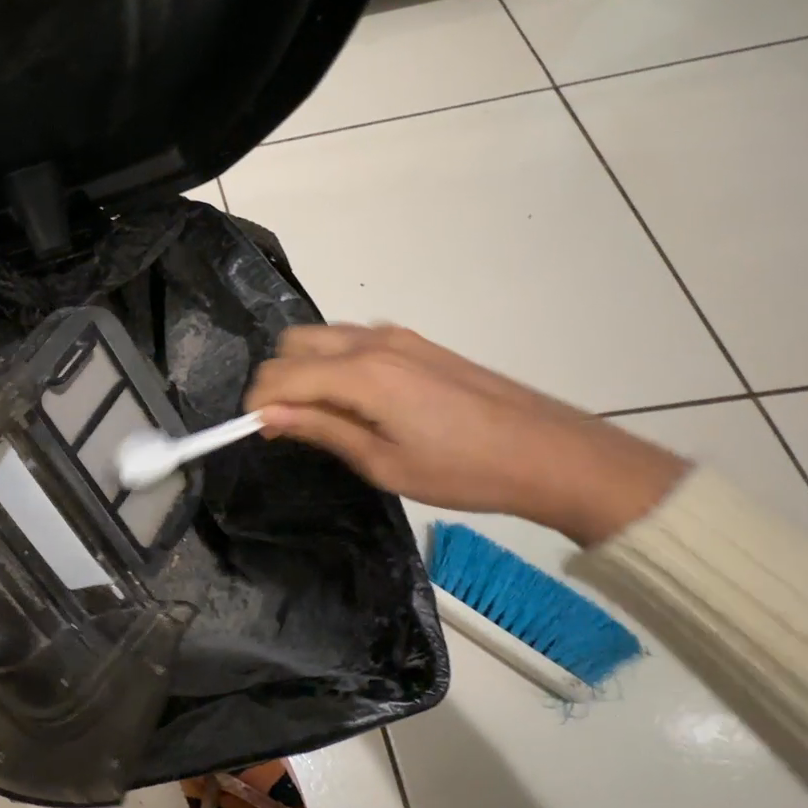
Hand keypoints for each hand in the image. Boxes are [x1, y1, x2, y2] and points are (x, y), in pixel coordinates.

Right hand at [242, 324, 688, 545]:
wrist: (551, 453)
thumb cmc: (464, 470)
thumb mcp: (383, 464)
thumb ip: (321, 430)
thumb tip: (267, 415)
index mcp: (361, 374)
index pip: (280, 374)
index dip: (256, 402)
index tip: (257, 432)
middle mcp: (372, 342)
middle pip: (292, 343)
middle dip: (276, 379)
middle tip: (287, 423)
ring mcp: (396, 337)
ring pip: (321, 337)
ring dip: (304, 368)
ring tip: (322, 414)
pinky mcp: (414, 342)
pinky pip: (351, 340)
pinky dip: (334, 362)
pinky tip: (357, 400)